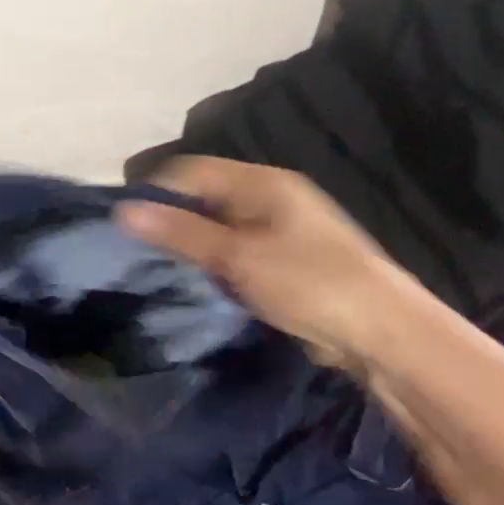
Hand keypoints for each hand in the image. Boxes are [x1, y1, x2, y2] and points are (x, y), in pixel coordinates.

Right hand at [115, 157, 432, 362]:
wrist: (382, 334)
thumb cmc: (309, 283)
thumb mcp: (236, 256)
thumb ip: (178, 231)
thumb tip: (121, 211)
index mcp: (262, 183)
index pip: (189, 170)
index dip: (155, 192)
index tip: (126, 227)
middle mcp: (268, 198)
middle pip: (199, 197)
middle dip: (168, 220)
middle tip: (137, 251)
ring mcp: (276, 229)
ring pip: (212, 226)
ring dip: (187, 245)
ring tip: (159, 269)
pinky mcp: (279, 260)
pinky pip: (229, 251)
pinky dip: (208, 262)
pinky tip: (194, 281)